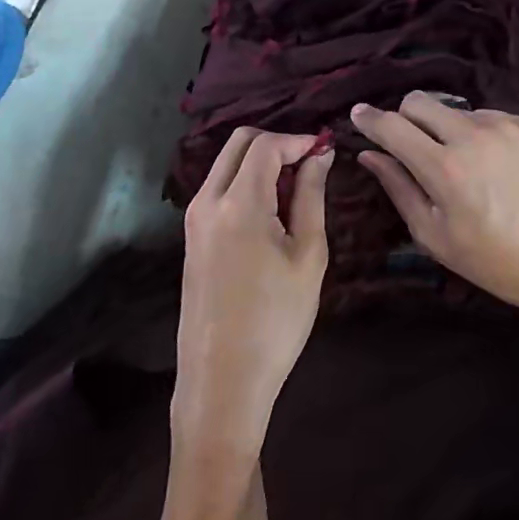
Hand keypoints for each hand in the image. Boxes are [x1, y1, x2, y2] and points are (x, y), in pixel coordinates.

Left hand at [175, 128, 332, 446]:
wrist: (223, 379)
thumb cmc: (277, 318)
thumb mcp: (308, 254)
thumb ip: (311, 195)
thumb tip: (320, 154)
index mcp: (239, 204)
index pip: (266, 145)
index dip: (298, 140)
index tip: (326, 150)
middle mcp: (207, 202)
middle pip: (239, 143)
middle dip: (277, 142)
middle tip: (310, 162)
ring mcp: (193, 220)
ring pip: (225, 163)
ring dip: (260, 161)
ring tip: (296, 186)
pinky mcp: (191, 237)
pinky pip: (218, 188)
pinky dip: (245, 181)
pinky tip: (272, 208)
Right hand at [353, 93, 518, 314]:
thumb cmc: (488, 256)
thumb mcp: (432, 232)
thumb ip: (398, 186)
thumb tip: (369, 154)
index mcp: (443, 167)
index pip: (393, 126)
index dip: (370, 118)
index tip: (359, 114)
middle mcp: (472, 135)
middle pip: (421, 101)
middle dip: (407, 117)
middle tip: (413, 144)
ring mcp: (505, 125)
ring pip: (457, 110)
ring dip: (449, 129)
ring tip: (467, 166)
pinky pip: (491, 117)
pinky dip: (483, 135)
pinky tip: (495, 165)